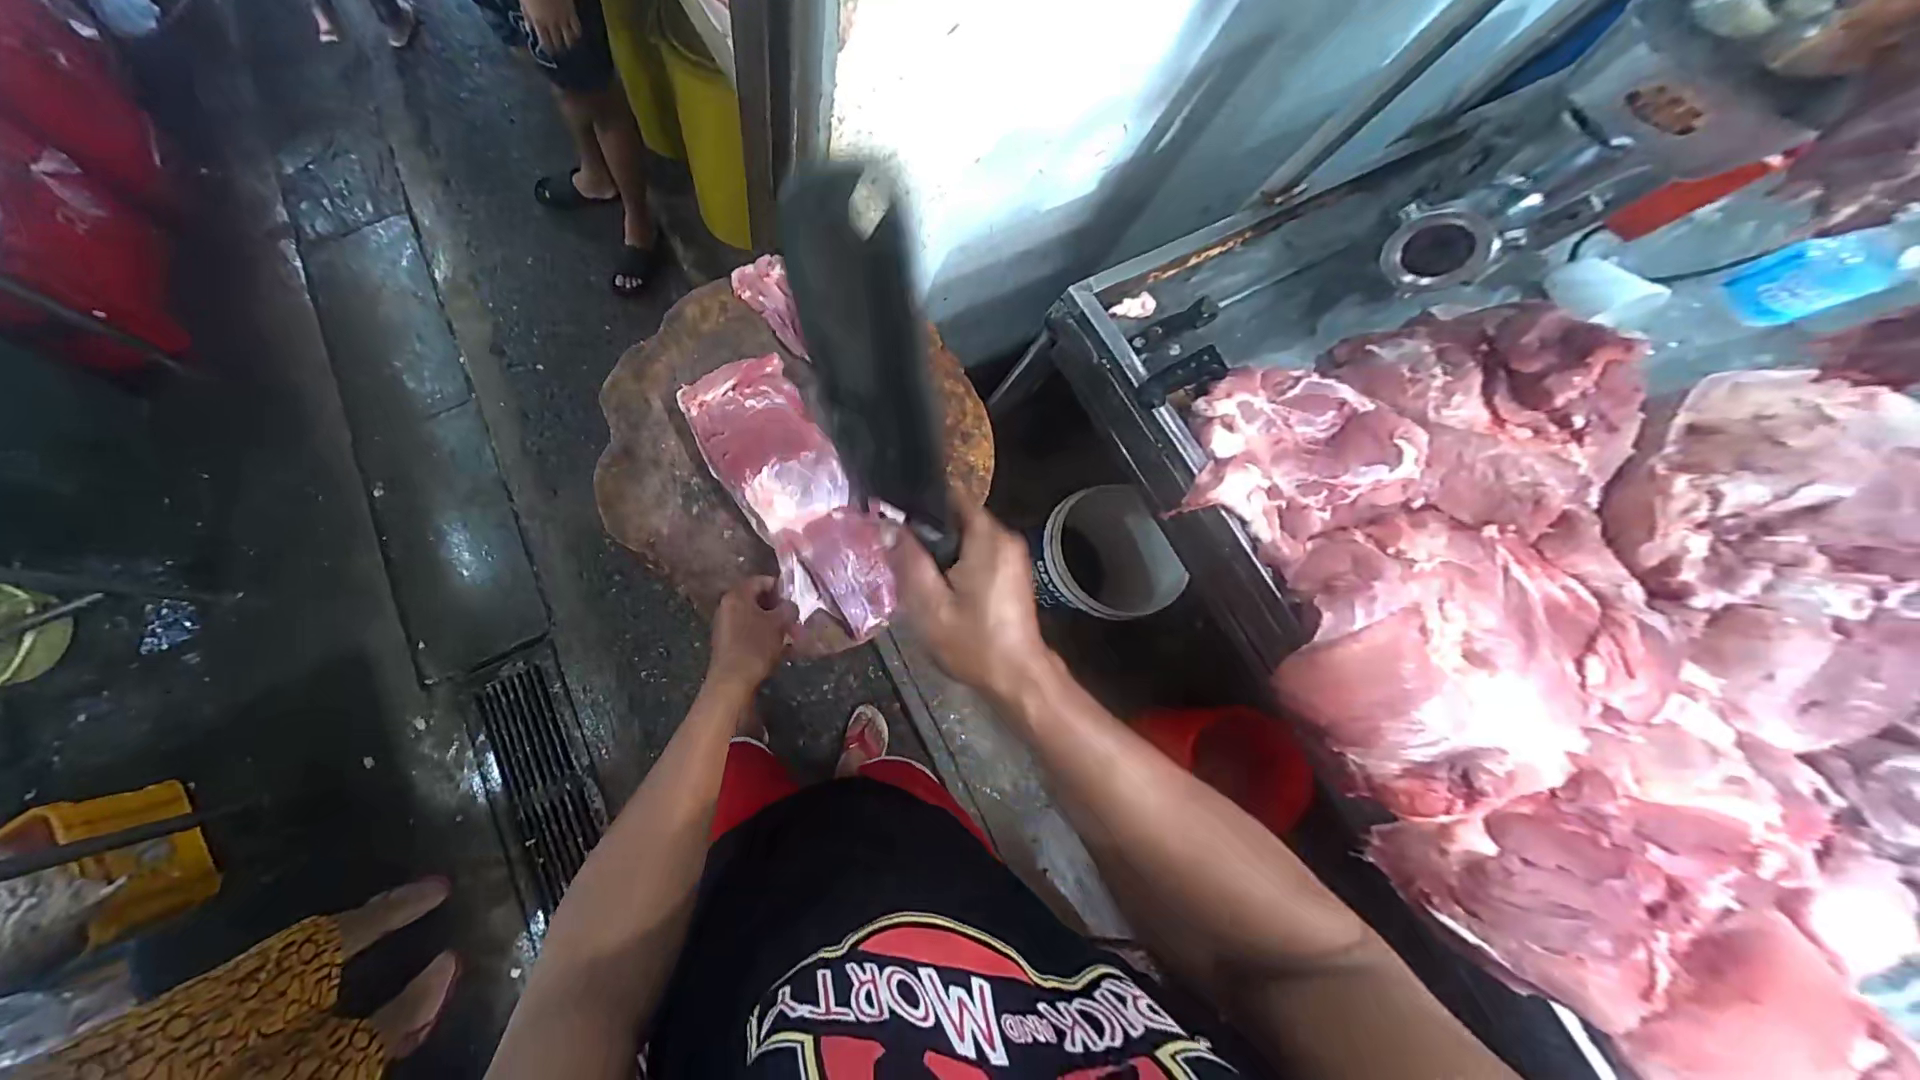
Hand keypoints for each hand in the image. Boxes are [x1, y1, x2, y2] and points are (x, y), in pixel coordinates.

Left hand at [519, 0, 579, 53]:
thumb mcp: (523, 2)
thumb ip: (527, 16)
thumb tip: (529, 31)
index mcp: (538, 22)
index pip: (544, 43)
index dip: (547, 49)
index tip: (549, 52)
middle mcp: (552, 25)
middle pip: (557, 43)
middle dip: (558, 48)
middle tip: (559, 50)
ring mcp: (563, 21)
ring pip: (569, 40)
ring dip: (569, 44)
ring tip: (569, 45)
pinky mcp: (572, 15)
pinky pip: (577, 29)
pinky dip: (577, 33)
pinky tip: (575, 34)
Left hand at [707, 577, 794, 689]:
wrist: (732, 681)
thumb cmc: (756, 646)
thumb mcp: (779, 624)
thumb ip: (788, 608)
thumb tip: (789, 606)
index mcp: (737, 595)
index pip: (762, 580)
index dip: (781, 588)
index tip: (795, 601)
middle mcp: (728, 606)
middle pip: (758, 599)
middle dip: (779, 609)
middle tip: (795, 620)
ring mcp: (725, 624)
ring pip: (755, 617)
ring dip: (774, 624)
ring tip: (791, 637)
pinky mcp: (727, 642)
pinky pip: (750, 630)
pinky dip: (764, 635)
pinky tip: (779, 648)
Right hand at [889, 501, 1051, 700]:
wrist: (1017, 676)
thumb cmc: (974, 643)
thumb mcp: (930, 606)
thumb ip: (908, 561)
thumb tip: (889, 527)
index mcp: (988, 538)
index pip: (952, 495)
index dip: (920, 502)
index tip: (894, 513)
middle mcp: (1005, 538)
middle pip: (957, 517)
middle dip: (928, 531)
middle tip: (897, 548)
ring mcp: (1013, 555)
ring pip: (966, 536)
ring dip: (941, 548)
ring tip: (914, 568)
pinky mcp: (1013, 572)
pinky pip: (978, 552)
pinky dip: (957, 561)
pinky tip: (939, 585)